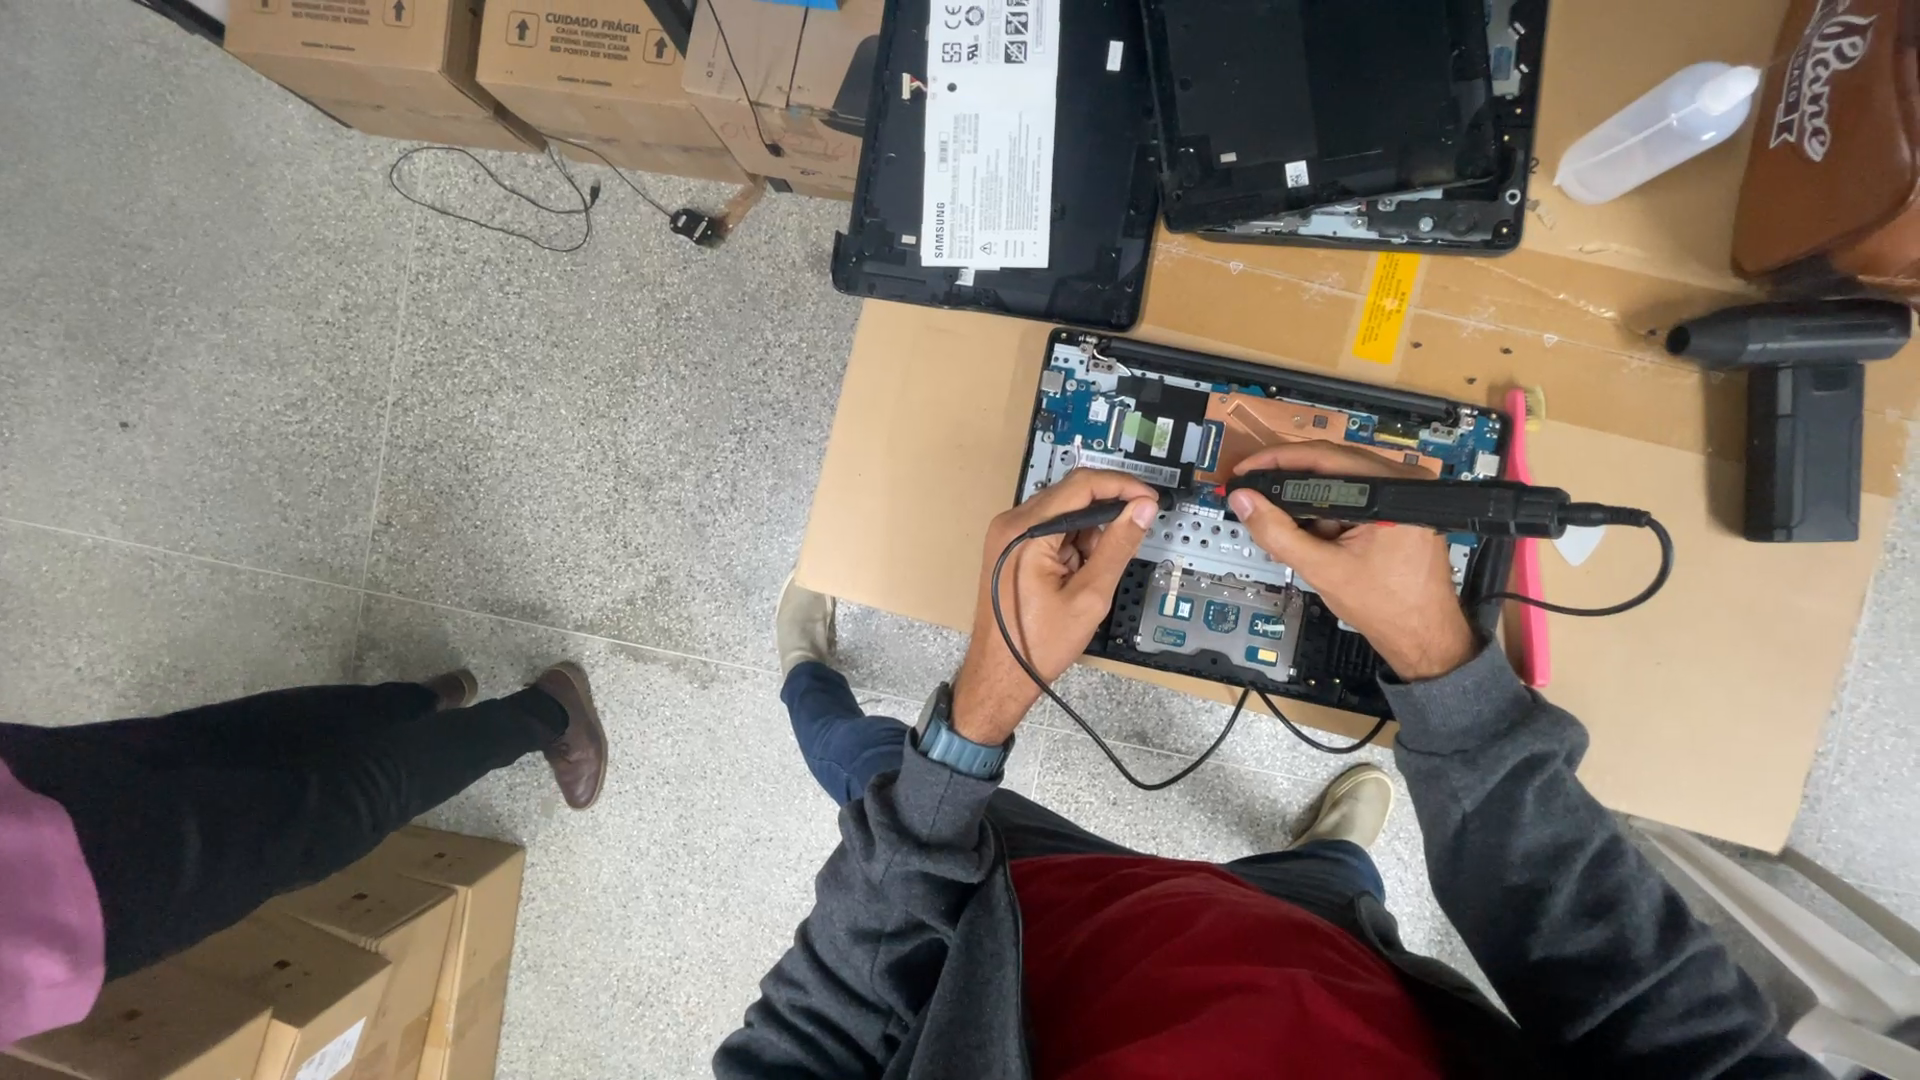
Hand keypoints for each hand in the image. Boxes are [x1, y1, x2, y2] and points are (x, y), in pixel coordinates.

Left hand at [953, 468, 1159, 744]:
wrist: (999, 674)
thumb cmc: (1038, 644)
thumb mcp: (1089, 596)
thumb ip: (1118, 546)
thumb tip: (1143, 509)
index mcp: (1025, 530)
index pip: (1080, 485)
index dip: (1121, 486)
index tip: (1150, 501)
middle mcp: (1010, 523)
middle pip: (1070, 494)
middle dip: (1107, 512)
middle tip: (1132, 537)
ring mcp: (1007, 534)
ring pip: (1063, 511)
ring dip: (1090, 530)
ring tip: (1097, 570)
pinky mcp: (1010, 547)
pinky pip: (1050, 528)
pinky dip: (1073, 542)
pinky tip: (1080, 572)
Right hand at [1228, 443, 1476, 680]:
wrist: (1423, 636)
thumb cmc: (1387, 606)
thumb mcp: (1321, 568)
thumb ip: (1276, 532)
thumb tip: (1243, 500)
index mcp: (1392, 489)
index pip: (1322, 457)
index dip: (1275, 461)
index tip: (1244, 472)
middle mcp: (1403, 481)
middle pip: (1328, 466)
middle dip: (1286, 485)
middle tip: (1252, 496)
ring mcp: (1402, 495)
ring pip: (1335, 483)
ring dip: (1304, 503)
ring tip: (1283, 527)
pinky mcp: (1397, 508)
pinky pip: (1349, 498)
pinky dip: (1323, 514)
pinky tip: (1311, 537)